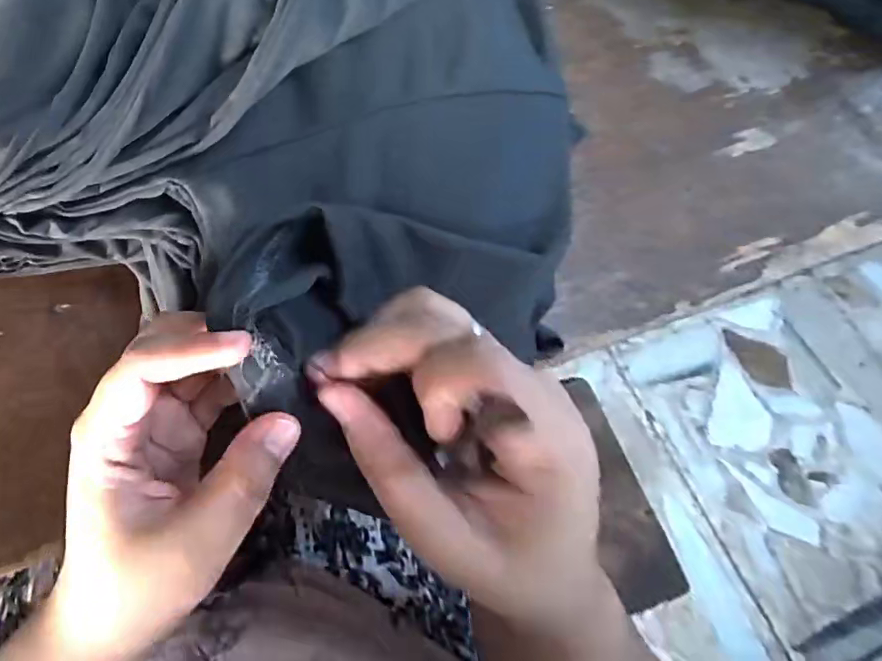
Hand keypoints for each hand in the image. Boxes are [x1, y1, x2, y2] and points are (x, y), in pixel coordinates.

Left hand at [12, 314, 301, 660]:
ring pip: (181, 363)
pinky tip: (262, 379)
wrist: (108, 623)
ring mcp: (148, 420)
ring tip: (269, 351)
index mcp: (104, 431)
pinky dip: (230, 382)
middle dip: (203, 336)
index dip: (191, 349)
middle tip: (258, 336)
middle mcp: (122, 412)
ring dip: (220, 354)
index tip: (243, 344)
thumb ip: (243, 479)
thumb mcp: (196, 543)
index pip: (140, 367)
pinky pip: (201, 392)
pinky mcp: (171, 432)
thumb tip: (288, 420)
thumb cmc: (137, 586)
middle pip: (156, 349)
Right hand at [312, 289, 646, 658]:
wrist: (553, 571)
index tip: (416, 430)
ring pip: (434, 310)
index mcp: (544, 433)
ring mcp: (515, 363)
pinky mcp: (493, 360)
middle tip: (329, 376)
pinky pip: (436, 325)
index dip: (429, 381)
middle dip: (379, 342)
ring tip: (351, 374)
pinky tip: (375, 373)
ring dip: (382, 334)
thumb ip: (386, 464)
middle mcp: (533, 381)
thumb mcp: (439, 536)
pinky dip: (393, 338)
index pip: (479, 362)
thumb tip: (328, 390)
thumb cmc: (502, 565)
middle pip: (446, 321)